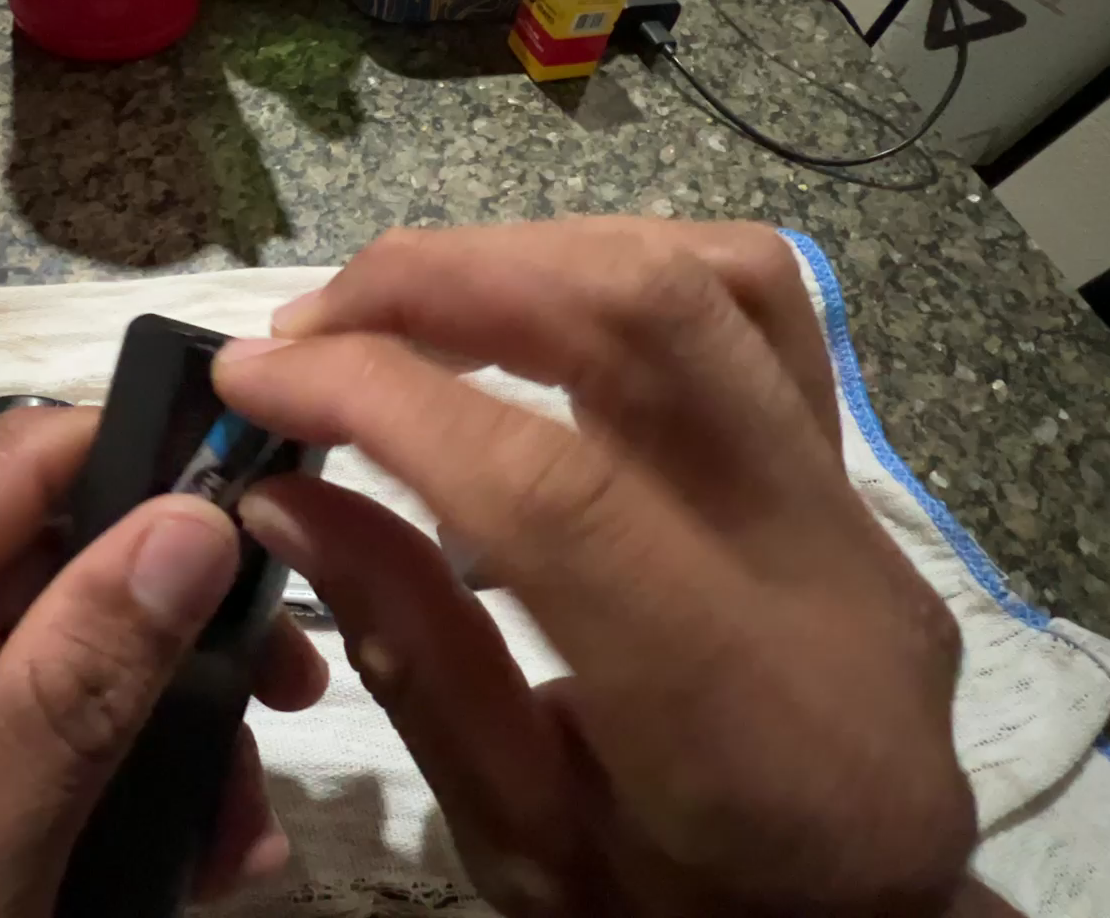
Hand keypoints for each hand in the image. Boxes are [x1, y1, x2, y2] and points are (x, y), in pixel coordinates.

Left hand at [0, 407, 326, 917]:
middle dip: (174, 615)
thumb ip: (79, 689)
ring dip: (155, 703)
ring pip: (47, 633)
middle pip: (44, 551)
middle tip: (286, 686)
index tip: (262, 513)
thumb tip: (195, 520)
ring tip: (237, 816)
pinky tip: (178, 840)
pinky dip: (101, 750)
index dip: (143, 456)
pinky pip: (11, 702)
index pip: (11, 461)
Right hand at [214, 219, 995, 917]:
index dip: (379, 398)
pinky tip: (522, 303)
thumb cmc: (676, 904)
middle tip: (317, 318)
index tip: (259, 374)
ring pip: (701, 276)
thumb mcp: (513, 827)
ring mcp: (850, 494)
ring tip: (402, 305)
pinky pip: (751, 293)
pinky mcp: (846, 459)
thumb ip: (404, 644)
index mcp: (731, 704)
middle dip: (444, 282)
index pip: (540, 485)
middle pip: (640, 322)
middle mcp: (817, 561)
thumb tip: (286, 493)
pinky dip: (607, 261)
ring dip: (518, 256)